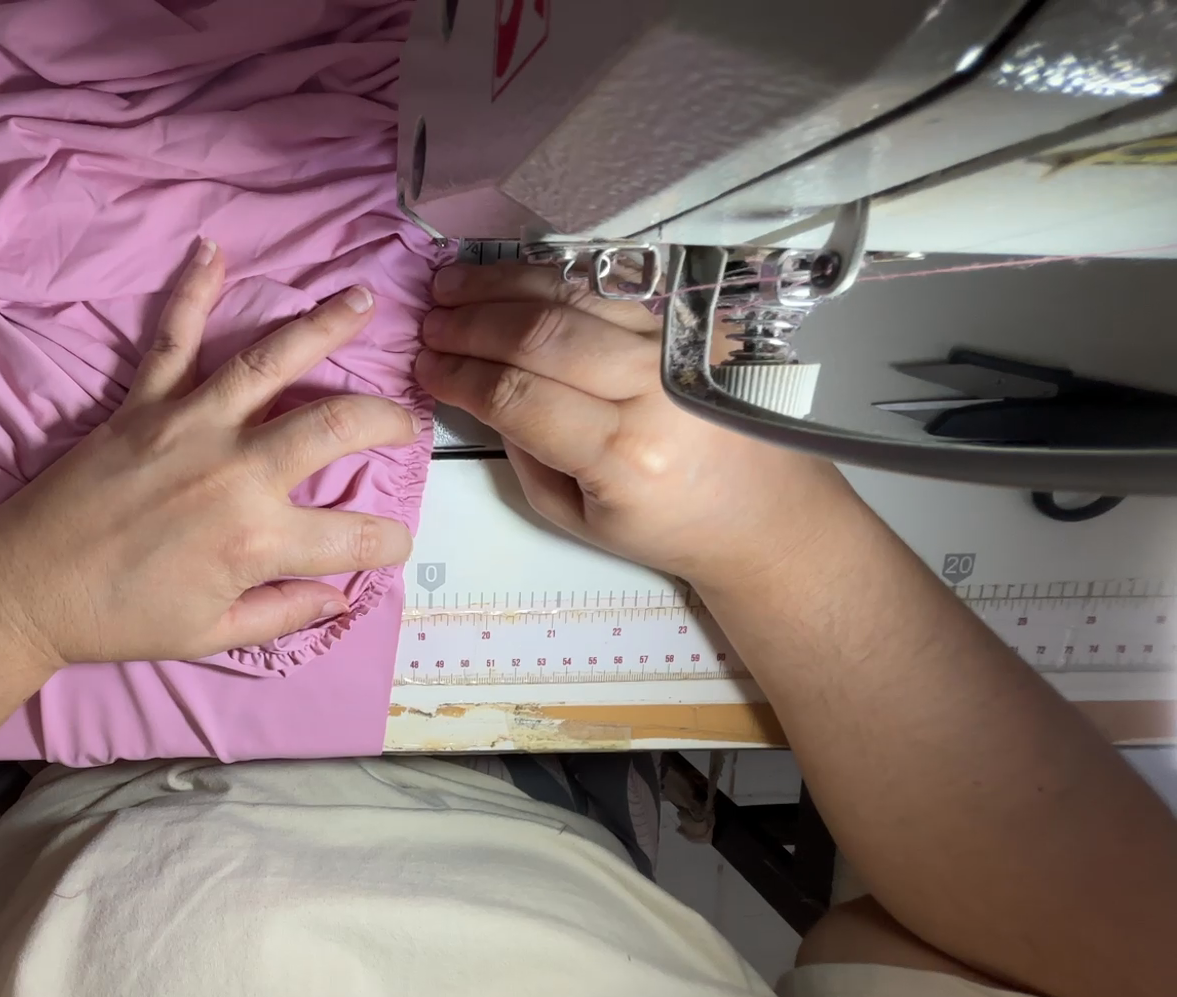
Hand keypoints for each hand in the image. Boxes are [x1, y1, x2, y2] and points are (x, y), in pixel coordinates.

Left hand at [0, 239, 416, 668]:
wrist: (25, 590)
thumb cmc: (119, 620)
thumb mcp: (209, 635)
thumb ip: (283, 615)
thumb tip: (340, 597)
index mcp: (256, 541)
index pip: (350, 539)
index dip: (386, 543)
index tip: (395, 543)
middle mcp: (236, 471)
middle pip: (334, 425)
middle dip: (386, 421)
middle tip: (406, 422)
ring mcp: (189, 427)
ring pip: (271, 362)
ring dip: (323, 327)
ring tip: (361, 302)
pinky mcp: (142, 405)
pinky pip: (173, 339)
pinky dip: (191, 292)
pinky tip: (213, 251)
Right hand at [414, 262, 864, 592]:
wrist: (766, 513)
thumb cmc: (661, 527)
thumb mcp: (573, 514)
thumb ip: (522, 450)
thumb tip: (481, 391)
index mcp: (621, 456)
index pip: (516, 396)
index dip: (459, 375)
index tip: (423, 367)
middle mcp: (654, 391)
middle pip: (540, 337)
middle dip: (470, 325)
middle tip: (427, 322)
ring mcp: (679, 346)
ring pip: (574, 296)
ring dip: (501, 285)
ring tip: (451, 285)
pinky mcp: (693, 323)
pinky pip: (611, 285)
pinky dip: (550, 276)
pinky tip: (509, 276)